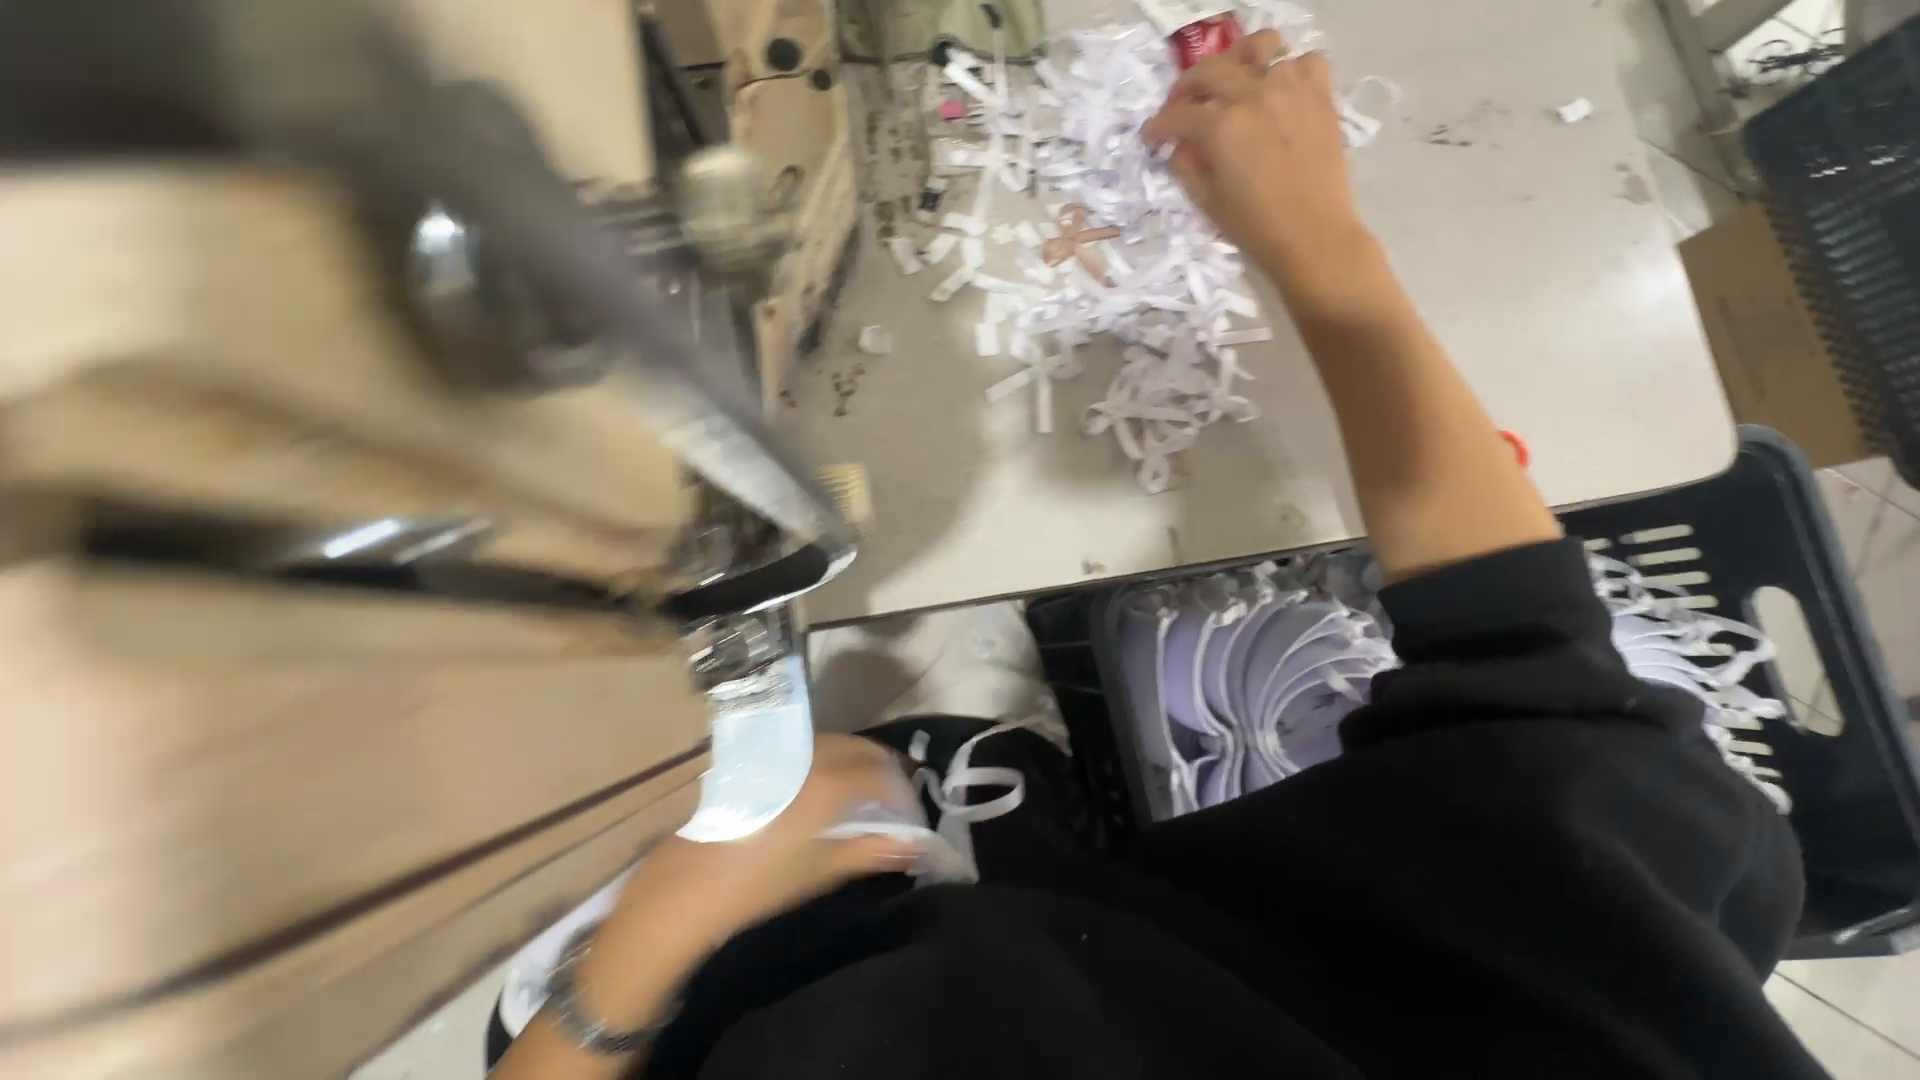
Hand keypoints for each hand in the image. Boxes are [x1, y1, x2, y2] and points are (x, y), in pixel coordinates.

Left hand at [576, 735, 921, 1020]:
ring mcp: (783, 750)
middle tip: (892, 805)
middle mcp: (810, 752)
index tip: (910, 822)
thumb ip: (874, 849)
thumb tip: (917, 845)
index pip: (886, 775)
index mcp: (831, 779)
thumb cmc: (759, 880)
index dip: (905, 797)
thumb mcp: (823, 869)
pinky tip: (824, 791)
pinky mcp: (760, 754)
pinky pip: (810, 748)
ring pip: (837, 744)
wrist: (687, 882)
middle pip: (865, 749)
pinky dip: (830, 761)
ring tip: (861, 798)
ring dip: (858, 764)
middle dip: (886, 772)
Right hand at [1142, 30, 1368, 278]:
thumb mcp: (1207, 201)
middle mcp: (1253, 97)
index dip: (1158, 125)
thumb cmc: (1254, 226)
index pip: (1177, 114)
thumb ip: (1186, 166)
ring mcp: (1290, 89)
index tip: (1151, 135)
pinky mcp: (1320, 94)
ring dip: (1238, 63)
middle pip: (1210, 71)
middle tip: (1180, 104)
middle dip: (1185, 87)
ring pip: (1260, 50)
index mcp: (1221, 128)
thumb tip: (1177, 146)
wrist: (1311, 234)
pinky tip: (1279, 92)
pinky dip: (1288, 70)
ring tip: (1233, 81)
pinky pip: (1303, 62)